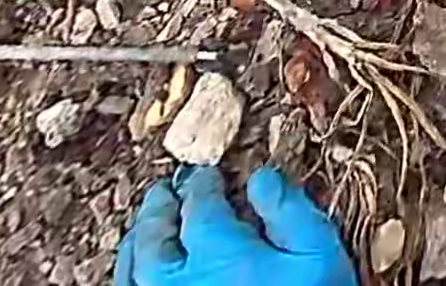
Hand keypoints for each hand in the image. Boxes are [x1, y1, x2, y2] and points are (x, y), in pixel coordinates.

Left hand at [114, 165, 356, 285]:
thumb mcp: (316, 249)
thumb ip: (288, 210)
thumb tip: (261, 175)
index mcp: (218, 256)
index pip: (199, 210)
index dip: (201, 187)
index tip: (204, 171)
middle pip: (152, 244)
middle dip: (157, 212)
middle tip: (161, 191)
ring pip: (129, 277)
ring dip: (136, 246)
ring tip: (145, 228)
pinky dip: (131, 278)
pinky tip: (142, 273)